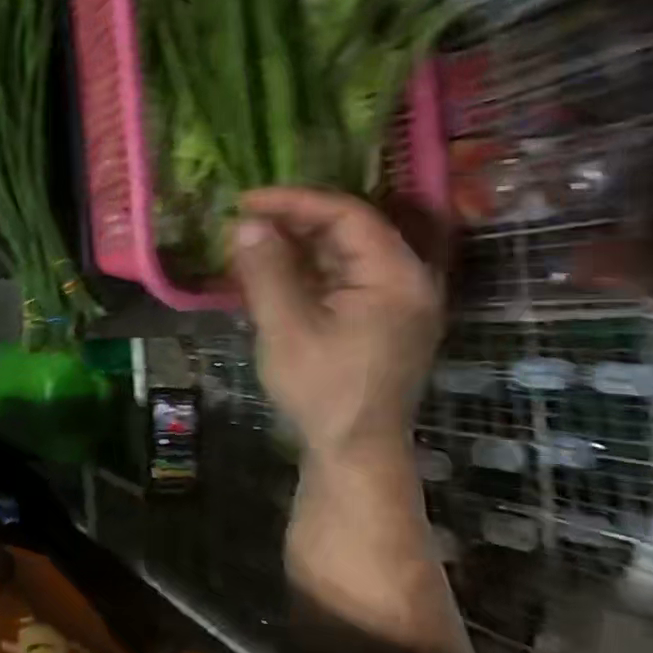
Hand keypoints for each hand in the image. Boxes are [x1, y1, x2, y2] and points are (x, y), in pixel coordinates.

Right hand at [230, 188, 440, 462]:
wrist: (354, 451)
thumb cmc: (322, 390)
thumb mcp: (286, 328)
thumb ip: (267, 272)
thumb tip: (245, 224)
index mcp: (395, 276)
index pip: (348, 215)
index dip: (295, 201)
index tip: (246, 201)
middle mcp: (407, 280)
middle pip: (351, 231)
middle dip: (295, 221)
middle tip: (245, 221)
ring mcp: (397, 301)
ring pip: (346, 254)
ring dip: (299, 245)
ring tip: (252, 243)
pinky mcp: (381, 320)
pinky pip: (345, 279)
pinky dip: (308, 270)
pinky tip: (273, 273)